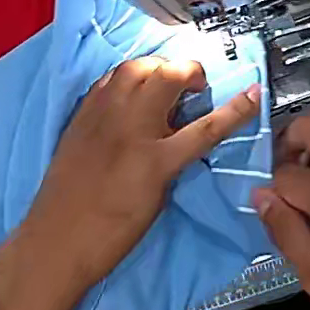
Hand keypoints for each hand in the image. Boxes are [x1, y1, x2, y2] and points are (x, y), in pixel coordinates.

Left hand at [0, 57, 260, 309]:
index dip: (236, 108)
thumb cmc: (113, 232)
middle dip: (190, 73)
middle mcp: (129, 128)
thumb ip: (175, 158)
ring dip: (158, 68)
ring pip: (137, 66)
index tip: (254, 91)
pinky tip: (133, 91)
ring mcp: (102, 116)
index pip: (207, 126)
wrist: (55, 243)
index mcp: (156, 160)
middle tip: (196, 90)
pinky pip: (110, 78)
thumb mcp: (159, 196)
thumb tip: (184, 131)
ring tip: (165, 85)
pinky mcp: (81, 114)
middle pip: (169, 75)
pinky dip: (129, 76)